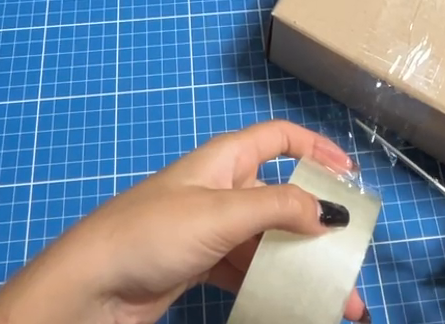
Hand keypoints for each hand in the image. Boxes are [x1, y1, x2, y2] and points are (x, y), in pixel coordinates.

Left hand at [0, 120, 365, 323]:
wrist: (93, 285)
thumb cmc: (154, 231)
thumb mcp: (221, 214)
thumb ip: (277, 208)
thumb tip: (328, 212)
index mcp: (226, 158)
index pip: (280, 138)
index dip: (316, 149)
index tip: (351, 176)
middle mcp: (223, 186)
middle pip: (281, 197)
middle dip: (317, 228)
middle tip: (350, 262)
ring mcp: (212, 227)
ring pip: (268, 239)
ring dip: (300, 266)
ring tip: (335, 302)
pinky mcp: (202, 263)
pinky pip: (248, 268)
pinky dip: (271, 284)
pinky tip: (290, 305)